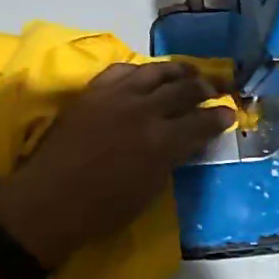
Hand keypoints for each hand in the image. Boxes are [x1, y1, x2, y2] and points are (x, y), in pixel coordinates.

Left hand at [0, 61, 233, 268]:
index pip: (202, 121)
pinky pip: (124, 69)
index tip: (230, 113)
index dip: (220, 116)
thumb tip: (188, 141)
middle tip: (214, 90)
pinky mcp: (95, 91)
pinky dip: (141, 70)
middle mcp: (144, 111)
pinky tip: (147, 74)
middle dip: (205, 89)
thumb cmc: (102, 209)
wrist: (49, 201)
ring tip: (188, 72)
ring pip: (156, 71)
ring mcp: (118, 96)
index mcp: (162, 141)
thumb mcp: (150, 189)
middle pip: (184, 89)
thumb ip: (173, 158)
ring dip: (177, 71)